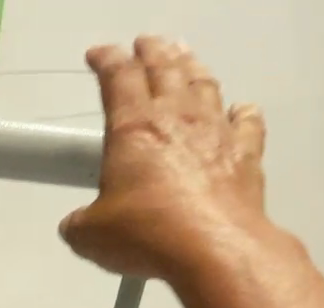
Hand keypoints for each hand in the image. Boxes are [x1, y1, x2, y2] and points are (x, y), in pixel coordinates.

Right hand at [59, 38, 272, 284]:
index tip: (98, 54)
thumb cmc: (147, 233)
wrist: (212, 248)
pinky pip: (247, 121)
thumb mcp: (90, 235)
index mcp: (133, 129)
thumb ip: (80, 222)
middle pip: (165, 67)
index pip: (117, 77)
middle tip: (145, 43)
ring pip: (204, 83)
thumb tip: (77, 224)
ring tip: (184, 58)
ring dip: (192, 66)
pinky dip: (241, 112)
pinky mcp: (246, 154)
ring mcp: (215, 132)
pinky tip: (238, 110)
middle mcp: (176, 118)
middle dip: (151, 50)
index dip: (106, 60)